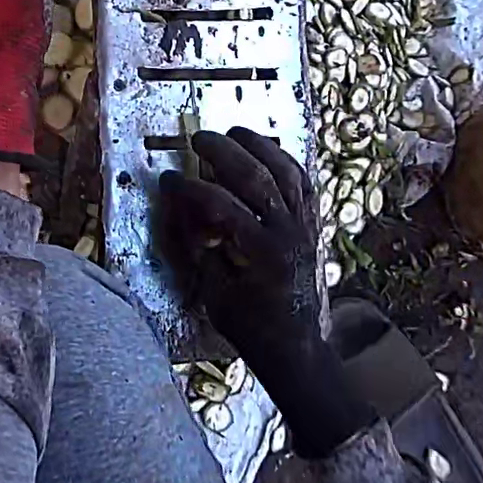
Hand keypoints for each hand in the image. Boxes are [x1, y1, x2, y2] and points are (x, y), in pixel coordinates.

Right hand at [158, 128, 376, 456]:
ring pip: (286, 172)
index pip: (222, 205)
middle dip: (223, 152)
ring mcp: (306, 226)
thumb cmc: (252, 327)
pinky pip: (303, 182)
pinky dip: (284, 161)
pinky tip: (267, 150)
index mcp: (264, 253)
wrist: (297, 349)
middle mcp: (291, 233)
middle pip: (257, 177)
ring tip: (233, 133)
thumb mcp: (214, 293)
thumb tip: (179, 210)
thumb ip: (197, 248)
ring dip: (258, 147)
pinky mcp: (313, 225)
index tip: (168, 180)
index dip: (190, 188)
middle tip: (197, 139)